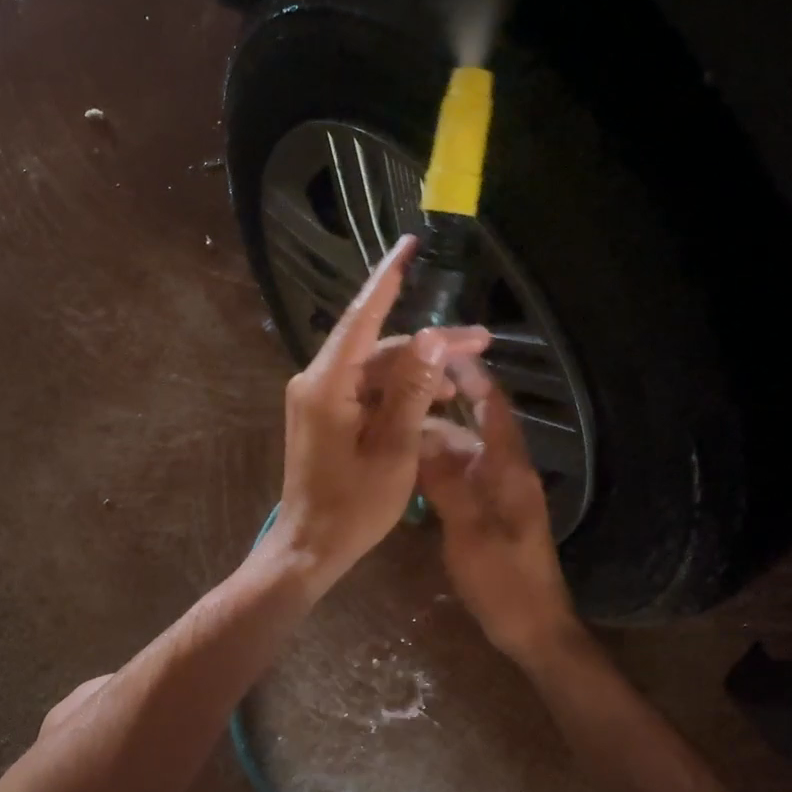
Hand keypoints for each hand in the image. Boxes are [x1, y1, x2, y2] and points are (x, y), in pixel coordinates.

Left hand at [263, 235, 489, 592]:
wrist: (309, 547)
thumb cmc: (352, 508)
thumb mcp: (394, 450)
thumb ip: (412, 391)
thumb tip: (433, 338)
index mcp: (327, 386)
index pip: (360, 319)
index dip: (387, 279)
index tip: (408, 245)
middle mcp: (315, 382)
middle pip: (378, 347)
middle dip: (430, 345)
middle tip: (482, 342)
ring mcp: (316, 398)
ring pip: (374, 369)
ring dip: (418, 370)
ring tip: (467, 373)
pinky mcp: (322, 415)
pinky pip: (364, 390)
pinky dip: (398, 391)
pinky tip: (433, 398)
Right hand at [417, 356, 577, 662]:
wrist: (532, 628)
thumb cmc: (505, 579)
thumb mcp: (470, 530)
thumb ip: (445, 482)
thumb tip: (419, 436)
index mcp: (509, 470)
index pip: (494, 408)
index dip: (473, 377)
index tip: (443, 351)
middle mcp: (505, 474)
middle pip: (473, 427)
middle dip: (442, 405)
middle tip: (398, 390)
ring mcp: (496, 496)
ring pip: (462, 454)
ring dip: (434, 438)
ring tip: (394, 425)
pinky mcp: (485, 515)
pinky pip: (458, 479)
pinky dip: (435, 468)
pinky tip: (407, 468)